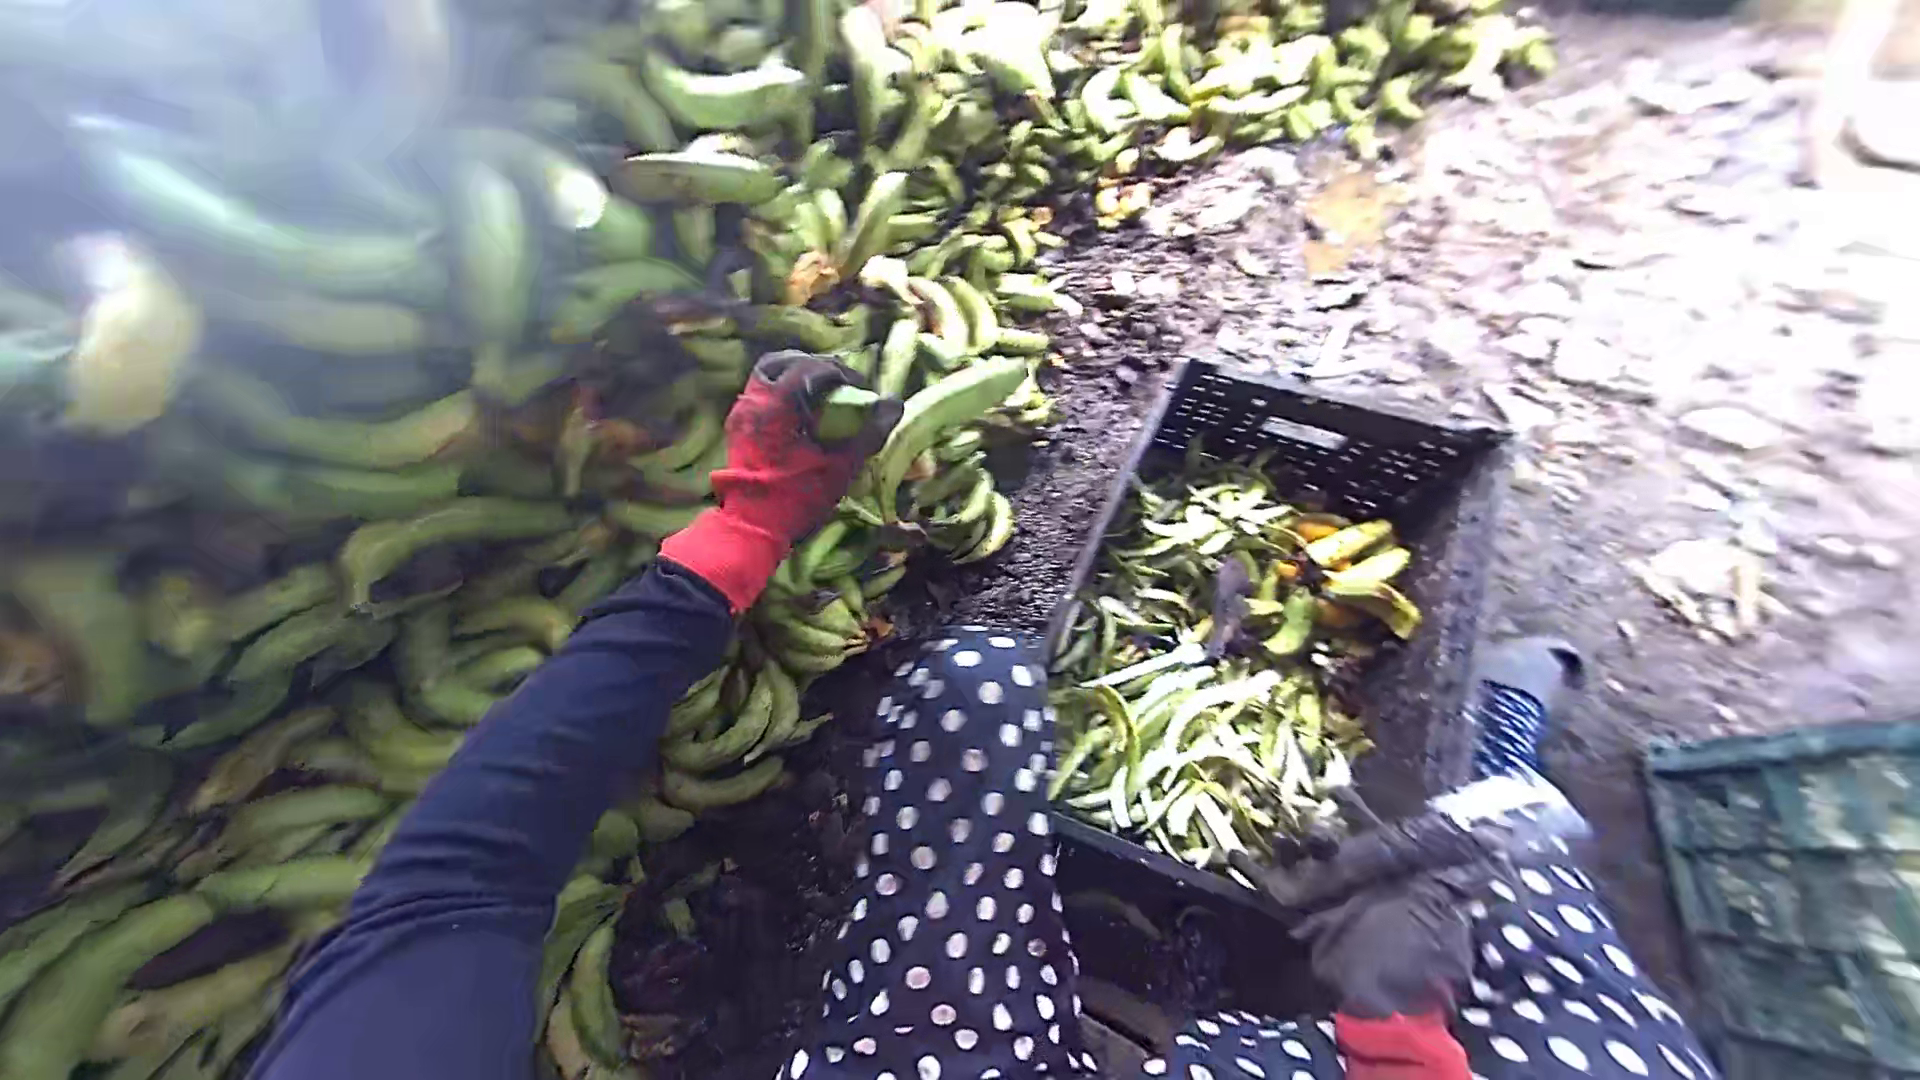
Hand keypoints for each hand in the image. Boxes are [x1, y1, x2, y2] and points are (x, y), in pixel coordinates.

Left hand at [659, 352, 898, 611]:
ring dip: (795, 378)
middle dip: (813, 366)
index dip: (842, 372)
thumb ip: (869, 432)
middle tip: (838, 382)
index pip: (813, 367)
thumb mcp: (841, 466)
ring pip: (767, 376)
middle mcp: (755, 400)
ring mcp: (741, 414)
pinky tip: (800, 417)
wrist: (751, 528)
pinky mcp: (737, 429)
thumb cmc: (797, 497)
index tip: (861, 388)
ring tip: (819, 396)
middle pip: (782, 361)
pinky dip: (782, 395)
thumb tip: (894, 403)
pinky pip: (760, 396)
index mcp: (779, 404)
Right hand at [1230, 811, 1504, 1018]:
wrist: (1376, 1003)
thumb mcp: (1439, 914)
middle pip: (1331, 840)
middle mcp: (1355, 880)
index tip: (1336, 788)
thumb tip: (1495, 841)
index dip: (1356, 809)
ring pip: (1299, 855)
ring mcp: (1324, 893)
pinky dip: (1248, 868)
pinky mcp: (1298, 909)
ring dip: (1285, 841)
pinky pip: (1267, 883)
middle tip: (1297, 807)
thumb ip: (1456, 878)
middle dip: (1317, 823)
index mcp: (1389, 878)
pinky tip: (1231, 852)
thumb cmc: (1412, 957)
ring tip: (1277, 833)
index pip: (1371, 833)